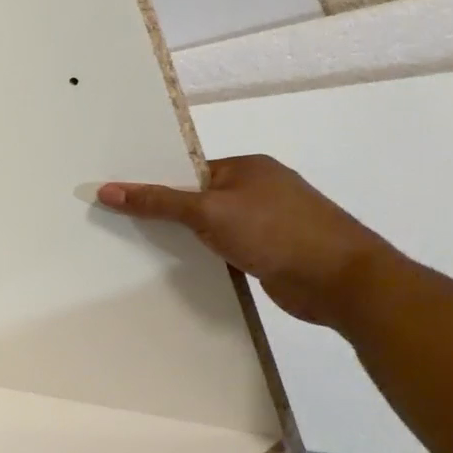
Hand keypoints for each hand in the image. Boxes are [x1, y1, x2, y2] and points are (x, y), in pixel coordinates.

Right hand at [97, 154, 397, 328]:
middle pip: (195, 196)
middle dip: (163, 209)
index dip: (152, 181)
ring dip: (184, 235)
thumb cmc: (278, 233)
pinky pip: (224, 246)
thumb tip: (106, 190)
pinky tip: (177, 263)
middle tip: (117, 219)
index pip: (187, 169)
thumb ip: (156, 201)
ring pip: (209, 224)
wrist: (346, 284)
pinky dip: (203, 253)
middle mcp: (261, 189)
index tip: (117, 195)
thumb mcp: (207, 212)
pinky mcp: (273, 251)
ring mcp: (270, 221)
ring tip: (138, 243)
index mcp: (250, 168)